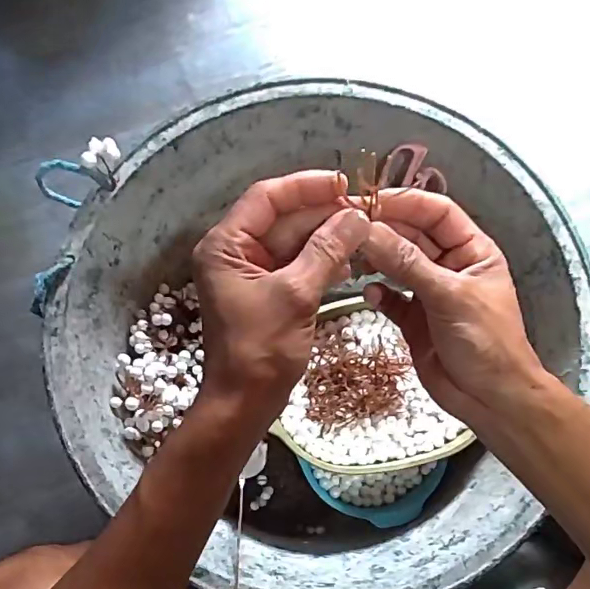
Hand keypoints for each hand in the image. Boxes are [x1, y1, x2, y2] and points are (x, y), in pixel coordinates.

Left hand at [191, 170, 369, 416]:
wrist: (244, 403)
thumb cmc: (261, 351)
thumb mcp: (295, 295)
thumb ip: (326, 251)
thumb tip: (357, 216)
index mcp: (225, 246)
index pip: (267, 198)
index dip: (307, 186)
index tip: (346, 184)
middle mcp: (233, 253)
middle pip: (281, 218)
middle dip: (321, 214)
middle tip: (364, 212)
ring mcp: (249, 275)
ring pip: (291, 242)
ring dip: (325, 239)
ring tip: (363, 235)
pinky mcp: (265, 295)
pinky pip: (294, 267)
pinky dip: (319, 263)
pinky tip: (348, 262)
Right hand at [357, 189, 550, 423]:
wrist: (490, 398)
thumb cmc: (486, 342)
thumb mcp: (449, 296)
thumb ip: (407, 263)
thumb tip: (368, 231)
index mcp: (472, 250)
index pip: (437, 212)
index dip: (405, 203)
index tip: (368, 202)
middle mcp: (450, 266)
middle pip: (412, 236)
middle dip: (384, 231)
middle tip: (349, 229)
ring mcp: (430, 294)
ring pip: (397, 266)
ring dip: (376, 261)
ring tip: (352, 258)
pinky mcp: (414, 321)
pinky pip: (391, 299)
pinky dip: (379, 294)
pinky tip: (368, 293)